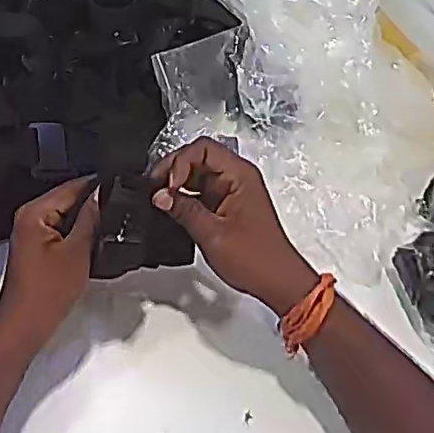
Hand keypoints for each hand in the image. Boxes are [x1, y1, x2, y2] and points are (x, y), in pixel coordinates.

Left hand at [0, 177, 100, 351]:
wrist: (26, 324)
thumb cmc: (44, 295)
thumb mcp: (77, 252)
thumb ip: (90, 219)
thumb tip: (99, 195)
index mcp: (34, 212)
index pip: (70, 186)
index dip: (95, 185)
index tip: (115, 186)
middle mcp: (28, 217)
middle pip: (66, 198)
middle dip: (90, 204)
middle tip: (114, 210)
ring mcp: (30, 231)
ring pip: (64, 214)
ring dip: (83, 220)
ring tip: (102, 229)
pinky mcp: (35, 246)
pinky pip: (59, 229)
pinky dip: (74, 234)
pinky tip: (87, 244)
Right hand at [151, 138, 321, 316]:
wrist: (278, 283)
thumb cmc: (259, 260)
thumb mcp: (213, 234)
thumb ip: (183, 210)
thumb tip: (160, 195)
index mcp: (240, 175)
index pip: (203, 149)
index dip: (180, 162)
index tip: (168, 183)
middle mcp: (236, 177)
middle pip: (197, 157)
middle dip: (173, 169)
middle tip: (156, 186)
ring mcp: (230, 189)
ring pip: (196, 172)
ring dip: (176, 182)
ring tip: (160, 197)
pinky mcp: (225, 203)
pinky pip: (199, 189)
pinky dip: (183, 195)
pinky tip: (171, 206)